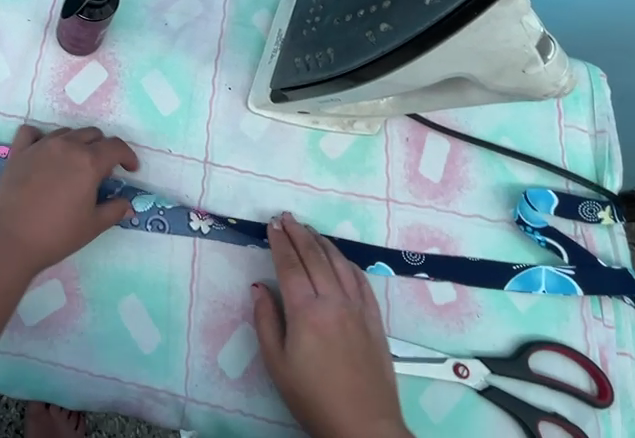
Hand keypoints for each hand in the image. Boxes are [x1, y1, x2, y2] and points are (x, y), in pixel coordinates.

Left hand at [0, 124, 138, 279]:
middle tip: (103, 171)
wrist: (10, 238)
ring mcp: (40, 146)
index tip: (130, 169)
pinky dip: (41, 137)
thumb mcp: (93, 226)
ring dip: (77, 143)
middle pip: (92, 135)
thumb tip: (128, 204)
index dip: (127, 156)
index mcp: (88, 162)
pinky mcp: (18, 151)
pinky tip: (44, 152)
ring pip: (66, 133)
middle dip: (103, 149)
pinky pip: (32, 133)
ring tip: (75, 164)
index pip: (115, 147)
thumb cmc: (56, 234)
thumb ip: (114, 210)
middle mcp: (66, 146)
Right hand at [252, 214, 408, 437]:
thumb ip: (265, 321)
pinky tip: (339, 257)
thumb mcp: (276, 364)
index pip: (289, 264)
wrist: (364, 428)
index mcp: (306, 311)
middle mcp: (333, 301)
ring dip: (321, 242)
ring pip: (338, 263)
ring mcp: (357, 308)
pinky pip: (360, 280)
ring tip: (308, 230)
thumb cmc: (313, 398)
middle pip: (314, 256)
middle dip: (298, 233)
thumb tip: (259, 287)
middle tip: (286, 217)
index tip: (272, 224)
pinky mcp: (375, 320)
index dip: (279, 241)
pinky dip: (347, 262)